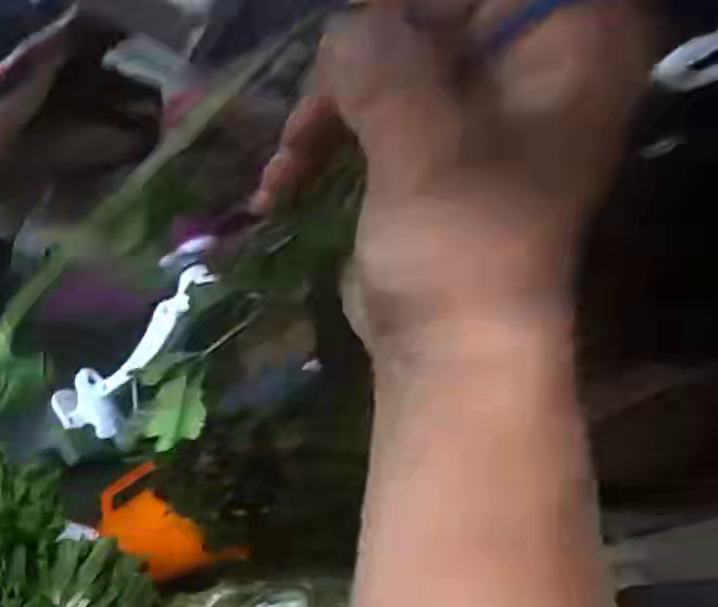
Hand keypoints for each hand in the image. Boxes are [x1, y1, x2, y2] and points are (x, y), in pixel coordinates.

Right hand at [253, 0, 649, 355]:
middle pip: (422, 32)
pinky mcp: (418, 165)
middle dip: (344, 80)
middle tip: (297, 132)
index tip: (333, 61)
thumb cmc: (457, 249)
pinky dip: (316, 155)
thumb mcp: (424, 160)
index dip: (402, 17)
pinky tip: (278, 189)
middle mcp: (522, 73)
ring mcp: (466, 122)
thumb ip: (388, 84)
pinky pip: (363, 133)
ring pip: (380, 85)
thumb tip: (340, 27)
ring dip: (317, 124)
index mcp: (562, 49)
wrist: (445, 340)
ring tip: (278, 175)